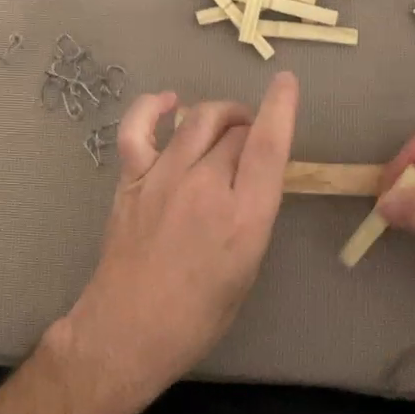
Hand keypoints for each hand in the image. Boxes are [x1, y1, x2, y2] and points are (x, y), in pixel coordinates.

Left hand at [60, 72, 298, 398]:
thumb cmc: (197, 316)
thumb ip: (252, 217)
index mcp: (244, 217)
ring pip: (197, 120)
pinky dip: (154, 106)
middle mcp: (205, 187)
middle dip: (250, 126)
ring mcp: (163, 177)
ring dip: (217, 114)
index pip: (269, 146)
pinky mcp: (131, 178)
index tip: (286, 83)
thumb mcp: (246, 269)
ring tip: (225, 123)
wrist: (128, 330)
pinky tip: (169, 102)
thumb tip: (251, 179)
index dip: (281, 108)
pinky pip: (139, 127)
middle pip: (236, 131)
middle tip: (251, 139)